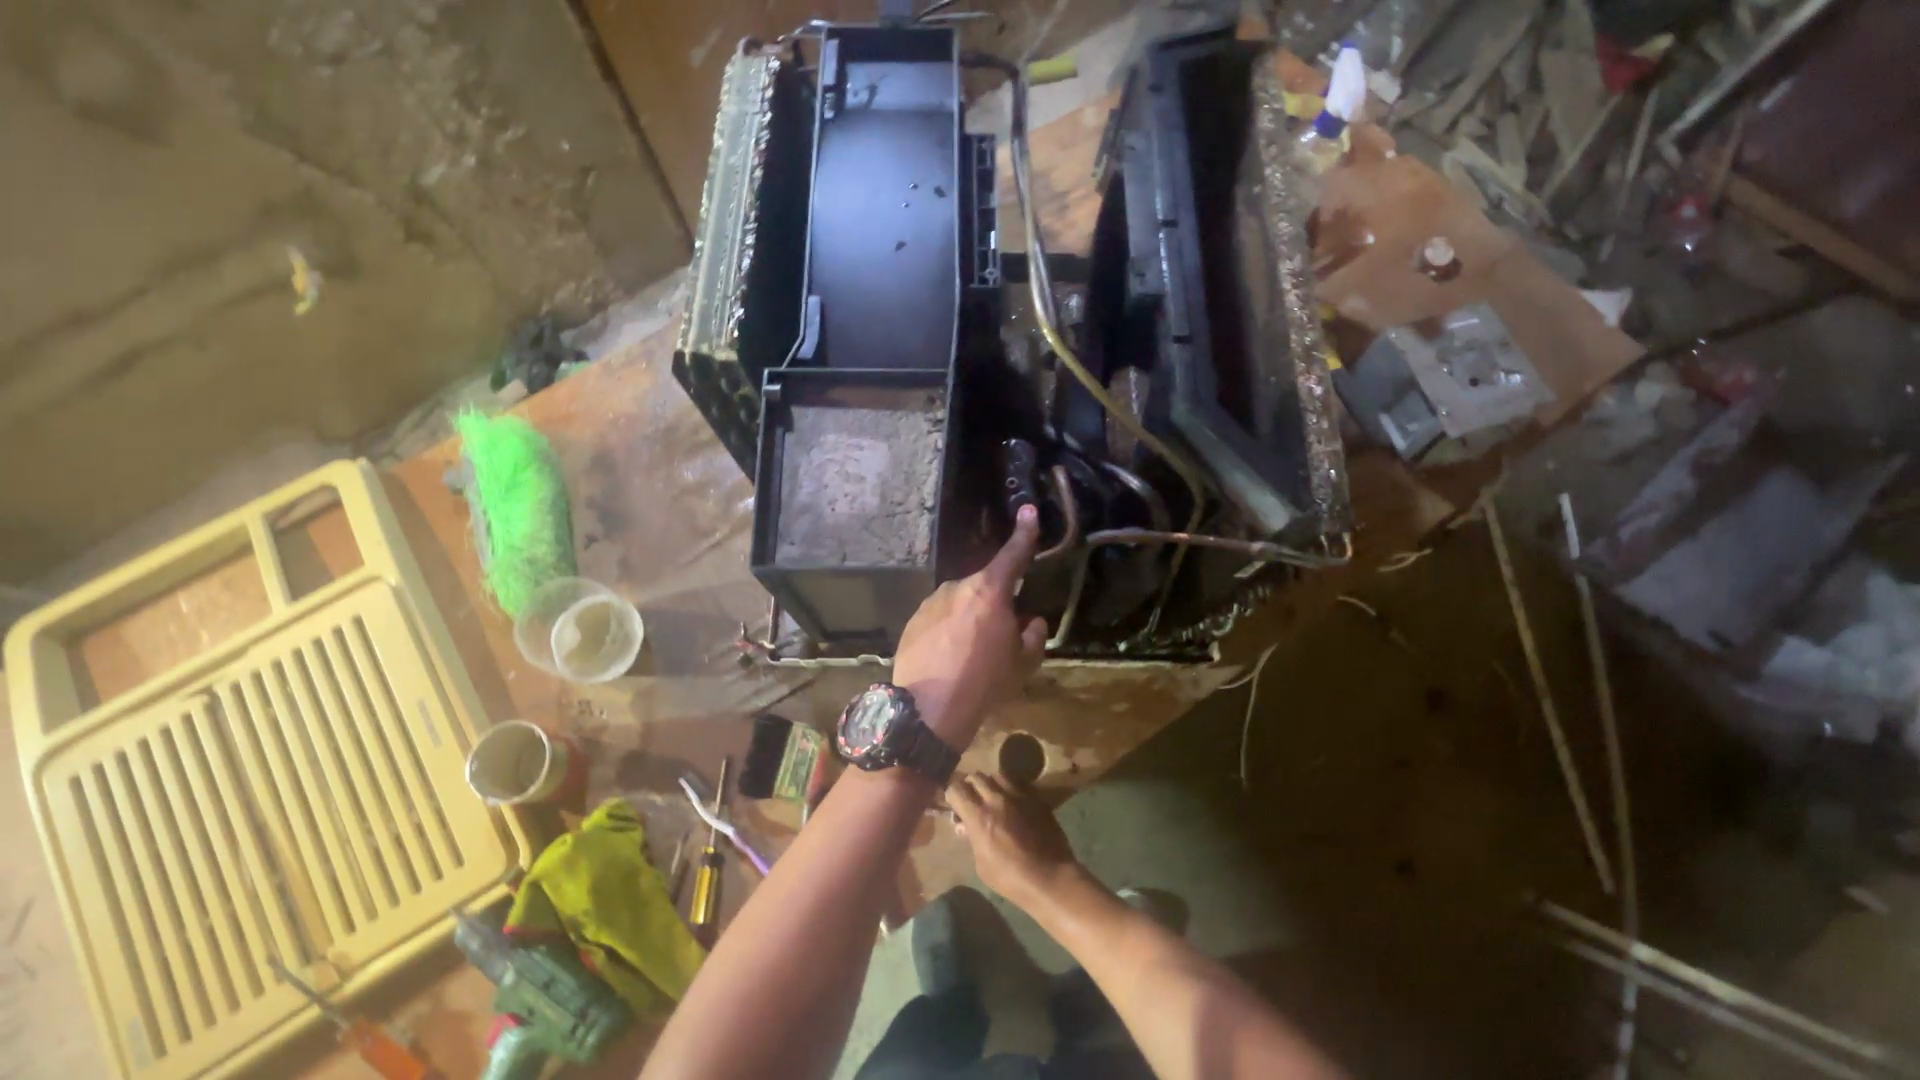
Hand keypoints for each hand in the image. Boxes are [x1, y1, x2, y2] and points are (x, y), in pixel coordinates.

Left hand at [893, 505, 1047, 744]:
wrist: (929, 709)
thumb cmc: (984, 682)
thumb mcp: (1023, 664)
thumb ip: (1033, 636)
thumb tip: (1031, 622)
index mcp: (990, 591)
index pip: (1013, 555)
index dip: (1025, 533)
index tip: (1028, 511)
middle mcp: (957, 587)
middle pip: (985, 587)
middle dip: (995, 604)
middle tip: (1001, 637)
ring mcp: (930, 603)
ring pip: (960, 603)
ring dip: (969, 619)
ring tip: (971, 655)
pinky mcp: (912, 621)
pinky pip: (939, 618)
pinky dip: (948, 631)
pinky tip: (948, 659)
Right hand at [948, 772, 1080, 905]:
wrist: (1050, 877)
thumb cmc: (1011, 878)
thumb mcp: (982, 865)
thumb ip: (972, 840)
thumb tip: (964, 826)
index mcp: (980, 817)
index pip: (956, 790)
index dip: (952, 796)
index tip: (955, 806)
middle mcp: (997, 799)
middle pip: (976, 777)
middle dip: (970, 786)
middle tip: (972, 800)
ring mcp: (1019, 796)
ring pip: (998, 775)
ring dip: (991, 784)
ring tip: (993, 797)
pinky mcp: (1037, 798)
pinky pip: (1018, 783)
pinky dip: (1010, 788)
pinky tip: (1012, 801)